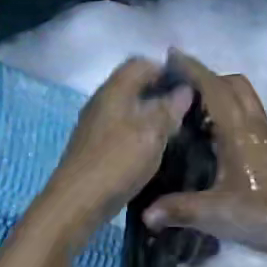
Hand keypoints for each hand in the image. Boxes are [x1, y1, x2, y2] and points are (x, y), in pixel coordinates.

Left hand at [39, 58, 192, 236]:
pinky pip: (121, 132)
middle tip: (186, 112)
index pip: (140, 63)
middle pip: (133, 87)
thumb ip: (169, 108)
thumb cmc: (116, 162)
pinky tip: (152, 153)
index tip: (190, 87)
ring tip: (175, 133)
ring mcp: (94, 127)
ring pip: (127, 111)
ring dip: (149, 118)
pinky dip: (138, 136)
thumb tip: (183, 90)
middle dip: (160, 95)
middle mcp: (100, 103)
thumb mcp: (151, 133)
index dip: (166, 70)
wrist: (76, 203)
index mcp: (114, 90)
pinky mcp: (93, 149)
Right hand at [142, 50, 266, 266]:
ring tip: (188, 114)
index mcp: (240, 132)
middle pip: (234, 85)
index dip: (192, 70)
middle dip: (206, 79)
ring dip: (219, 96)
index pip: (214, 88)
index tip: (169, 57)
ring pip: (243, 101)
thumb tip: (145, 214)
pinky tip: (210, 142)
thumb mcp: (216, 214)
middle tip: (177, 91)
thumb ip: (178, 210)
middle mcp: (255, 126)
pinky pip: (247, 119)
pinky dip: (227, 116)